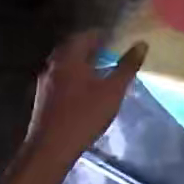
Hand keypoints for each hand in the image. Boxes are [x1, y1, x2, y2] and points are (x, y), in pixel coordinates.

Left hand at [26, 32, 146, 160]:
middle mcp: (53, 66)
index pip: (85, 36)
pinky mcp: (42, 99)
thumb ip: (127, 67)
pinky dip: (74, 76)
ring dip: (81, 62)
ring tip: (100, 69)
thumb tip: (141, 44)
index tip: (116, 38)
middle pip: (72, 48)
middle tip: (109, 51)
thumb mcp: (112, 91)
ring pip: (65, 64)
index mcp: (69, 58)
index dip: (101, 34)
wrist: (50, 149)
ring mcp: (45, 83)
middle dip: (90, 47)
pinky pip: (60, 78)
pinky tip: (84, 89)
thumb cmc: (84, 116)